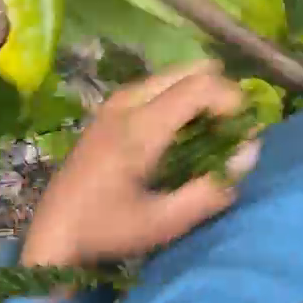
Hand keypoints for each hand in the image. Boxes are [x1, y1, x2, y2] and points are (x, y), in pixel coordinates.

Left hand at [20, 61, 260, 268]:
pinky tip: (183, 128)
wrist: (53, 232)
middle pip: (186, 71)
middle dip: (218, 89)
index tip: (247, 126)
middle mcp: (127, 102)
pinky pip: (156, 85)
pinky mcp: (109, 108)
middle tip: (234, 123)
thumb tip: (250, 152)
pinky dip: (179, 95)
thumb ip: (210, 190)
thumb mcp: (164, 222)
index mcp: (140, 126)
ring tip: (213, 127)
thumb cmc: (107, 230)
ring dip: (198, 91)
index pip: (198, 86)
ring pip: (171, 75)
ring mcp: (115, 101)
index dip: (231, 97)